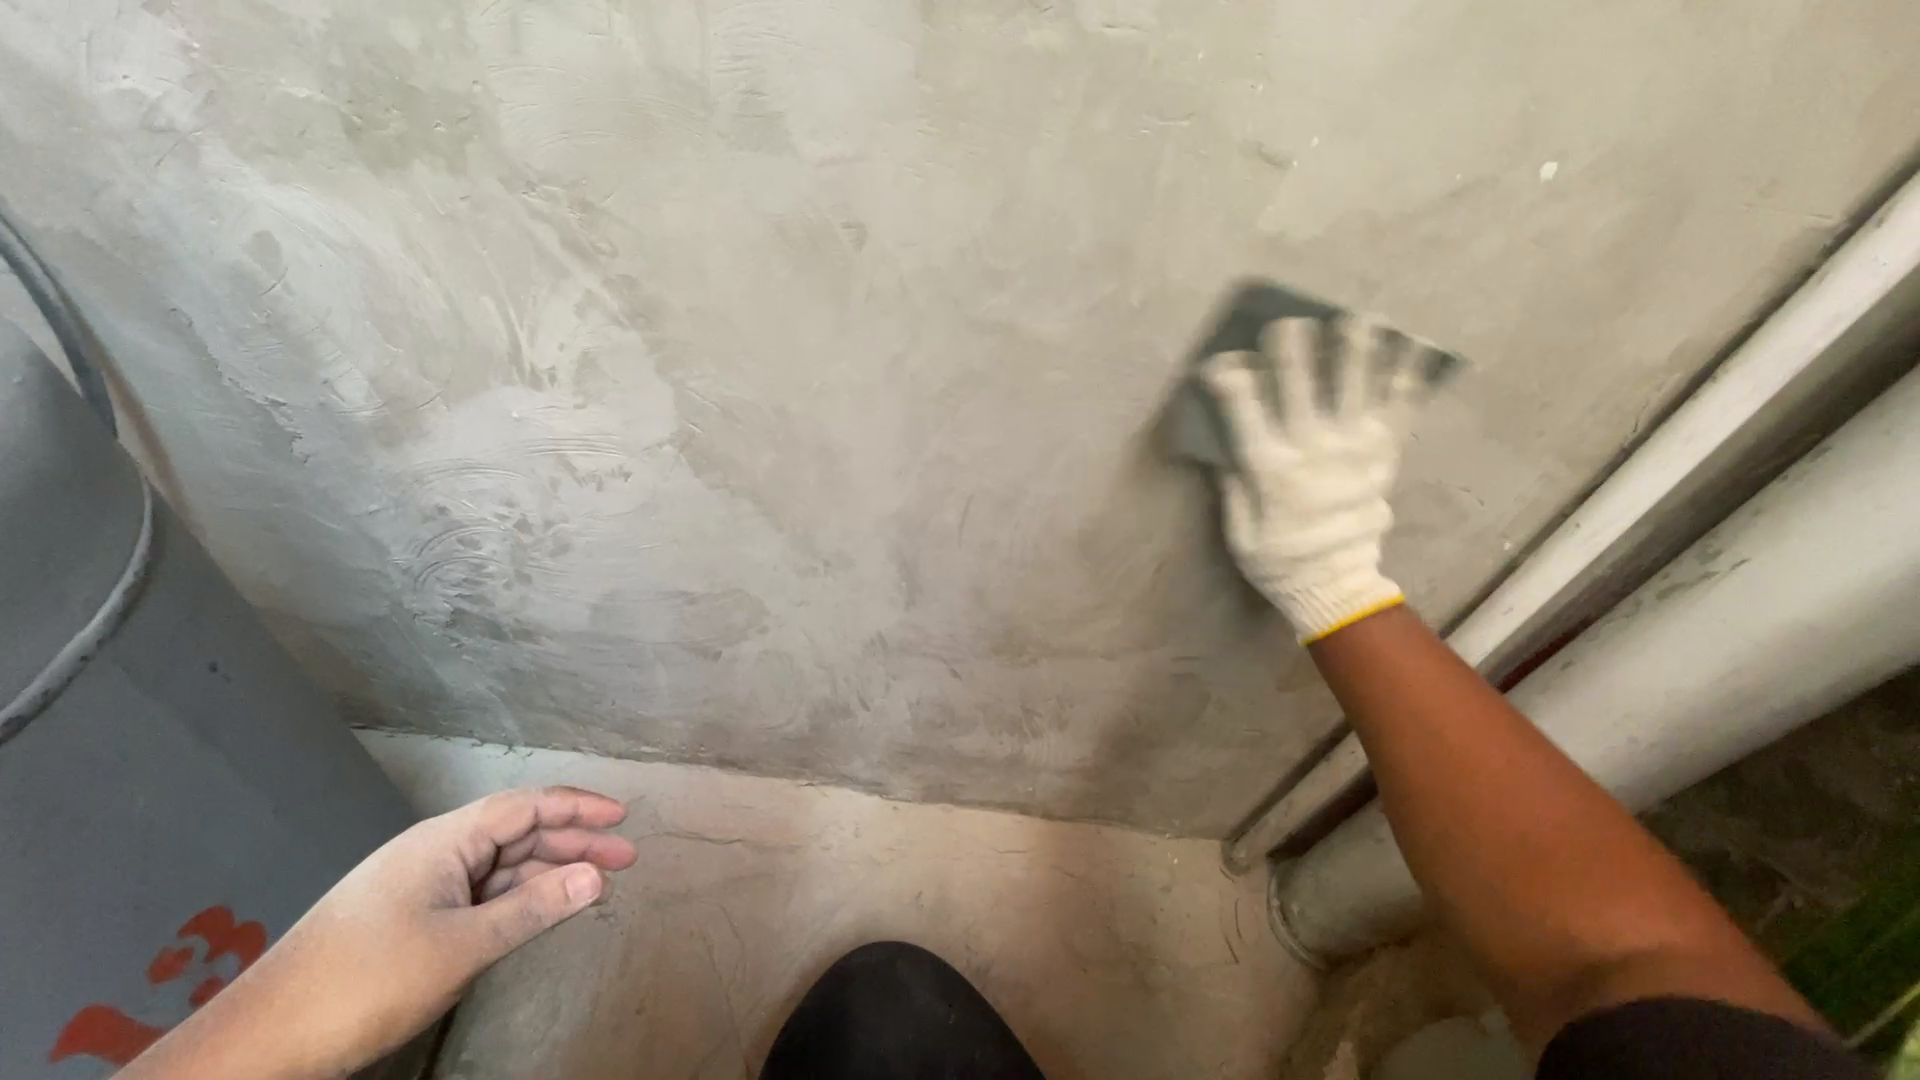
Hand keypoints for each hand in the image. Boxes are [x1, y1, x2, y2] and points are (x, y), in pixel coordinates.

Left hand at [123, 786, 638, 1079]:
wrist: (261, 1044)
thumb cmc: (366, 981)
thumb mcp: (462, 946)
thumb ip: (534, 908)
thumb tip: (597, 877)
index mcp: (443, 840)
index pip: (526, 806)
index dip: (578, 807)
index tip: (623, 816)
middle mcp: (435, 851)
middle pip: (518, 832)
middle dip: (574, 841)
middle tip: (626, 860)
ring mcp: (422, 885)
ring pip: (501, 865)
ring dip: (549, 872)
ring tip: (595, 886)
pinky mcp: (412, 918)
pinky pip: (480, 894)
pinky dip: (519, 898)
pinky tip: (542, 910)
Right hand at [1199, 316, 1451, 641]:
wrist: (1335, 586)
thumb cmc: (1276, 558)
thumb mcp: (1237, 530)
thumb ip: (1232, 483)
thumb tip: (1222, 439)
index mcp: (1271, 473)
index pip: (1247, 418)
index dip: (1234, 387)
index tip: (1222, 361)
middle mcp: (1314, 455)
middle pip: (1302, 394)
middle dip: (1295, 357)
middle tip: (1291, 322)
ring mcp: (1356, 453)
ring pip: (1356, 392)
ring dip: (1358, 353)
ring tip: (1362, 317)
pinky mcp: (1385, 457)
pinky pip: (1400, 410)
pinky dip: (1407, 377)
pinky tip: (1413, 345)